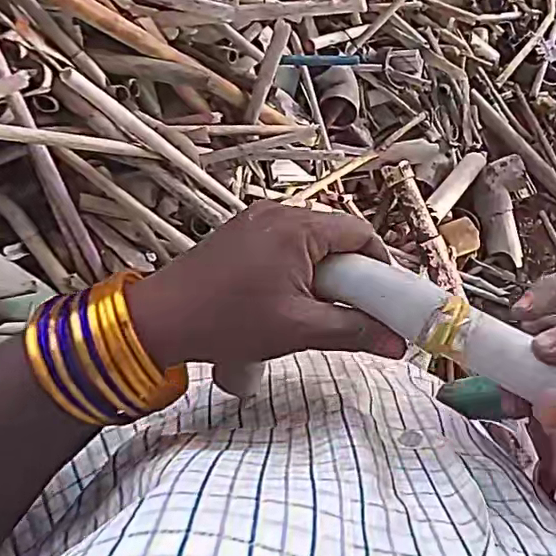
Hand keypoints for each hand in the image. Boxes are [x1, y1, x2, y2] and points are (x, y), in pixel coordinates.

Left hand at [127, 201, 405, 366]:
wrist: (161, 320)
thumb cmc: (223, 321)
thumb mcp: (298, 329)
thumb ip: (353, 332)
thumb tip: (394, 342)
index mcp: (296, 228)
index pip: (360, 233)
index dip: (379, 266)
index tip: (382, 297)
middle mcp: (277, 212)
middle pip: (336, 236)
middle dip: (349, 274)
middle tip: (346, 309)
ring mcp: (255, 219)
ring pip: (311, 241)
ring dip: (321, 273)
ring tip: (310, 308)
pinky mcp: (241, 232)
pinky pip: (285, 243)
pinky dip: (297, 267)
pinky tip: (285, 298)